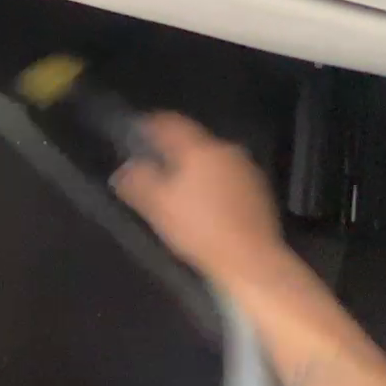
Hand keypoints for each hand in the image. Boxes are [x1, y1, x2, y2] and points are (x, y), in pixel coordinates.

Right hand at [112, 111, 285, 284]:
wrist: (252, 262)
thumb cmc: (199, 228)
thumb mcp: (155, 205)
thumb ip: (135, 179)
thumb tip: (126, 168)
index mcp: (198, 148)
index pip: (168, 122)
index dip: (148, 124)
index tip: (134, 134)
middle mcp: (225, 150)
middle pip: (191, 140)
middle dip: (171, 151)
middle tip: (153, 167)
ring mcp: (246, 169)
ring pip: (210, 158)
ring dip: (193, 167)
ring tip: (178, 189)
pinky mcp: (260, 190)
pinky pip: (227, 175)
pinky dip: (212, 182)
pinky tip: (204, 203)